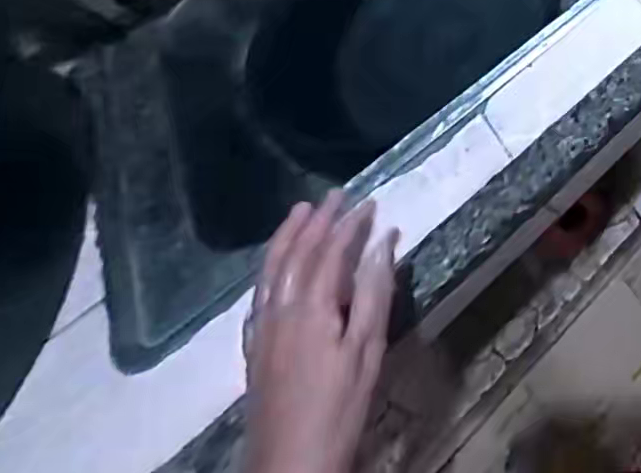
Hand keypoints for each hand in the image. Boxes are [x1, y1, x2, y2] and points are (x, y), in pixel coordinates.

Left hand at [244, 190, 399, 472]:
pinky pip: (260, 296)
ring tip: (299, 215)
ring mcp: (263, 334)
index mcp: (310, 310)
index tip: (370, 202)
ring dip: (286, 241)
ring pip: (270, 275)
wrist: (290, 465)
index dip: (349, 226)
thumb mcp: (368, 347)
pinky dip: (271, 271)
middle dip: (315, 224)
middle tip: (333, 195)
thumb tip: (384, 242)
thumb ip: (374, 291)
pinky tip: (276, 271)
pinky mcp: (256, 351)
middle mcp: (279, 314)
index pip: (330, 254)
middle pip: (295, 258)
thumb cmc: (341, 403)